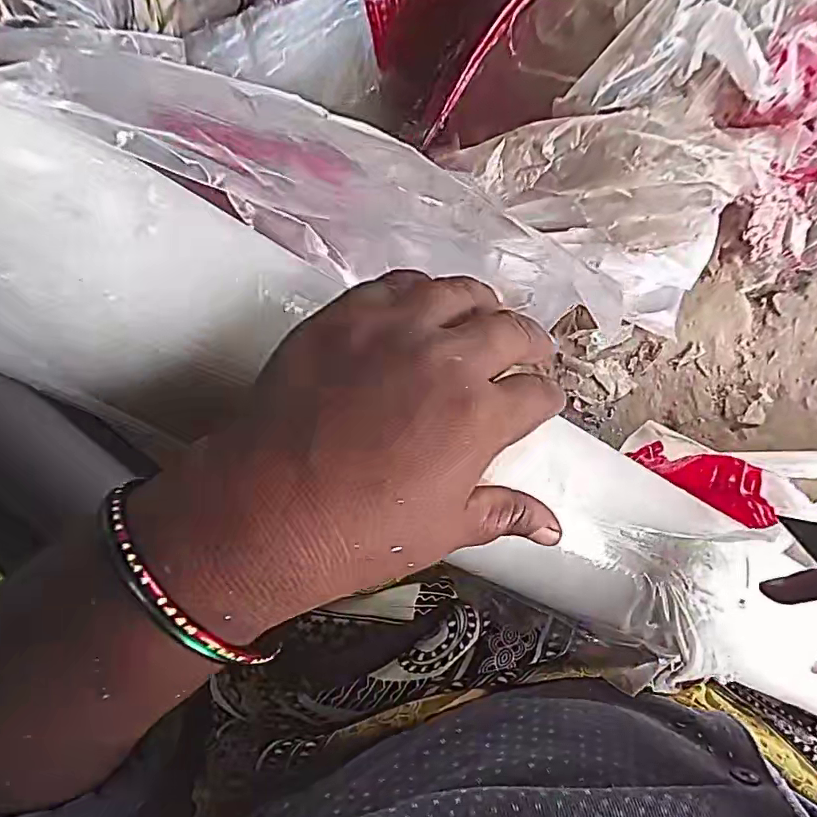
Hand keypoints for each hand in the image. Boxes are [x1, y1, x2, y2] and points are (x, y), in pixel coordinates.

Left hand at [130, 271, 566, 644]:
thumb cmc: (355, 532)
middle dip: (528, 346)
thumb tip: (549, 526)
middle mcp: (444, 359)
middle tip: (524, 357)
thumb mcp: (439, 530)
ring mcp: (389, 330)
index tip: (535, 403)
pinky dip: (418, 294)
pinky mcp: (341, 317)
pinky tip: (418, 310)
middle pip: (511, 329)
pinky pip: (395, 285)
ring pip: (456, 292)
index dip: (542, 399)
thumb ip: (500, 513)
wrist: (266, 509)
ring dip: (479, 307)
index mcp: (478, 415)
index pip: (536, 392)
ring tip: (479, 321)